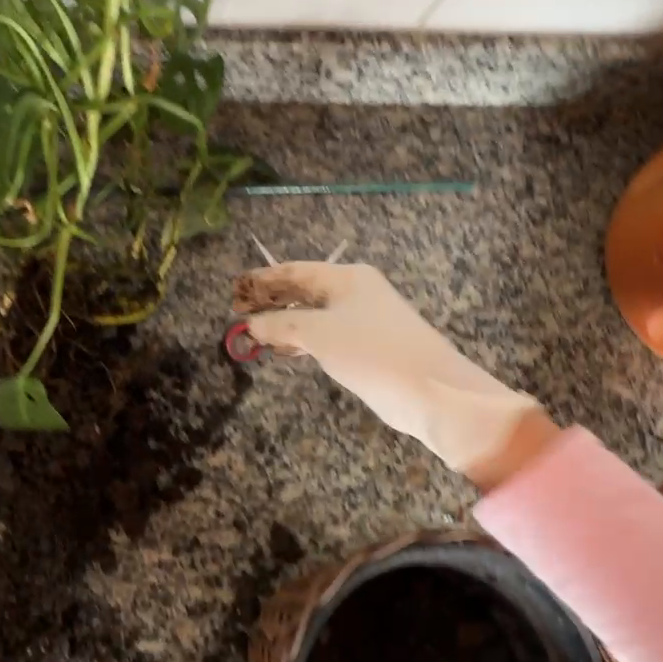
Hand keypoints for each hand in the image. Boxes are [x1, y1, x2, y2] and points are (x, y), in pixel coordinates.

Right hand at [234, 262, 554, 486]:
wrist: (429, 390)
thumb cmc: (371, 352)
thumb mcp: (317, 334)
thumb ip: (280, 325)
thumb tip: (251, 323)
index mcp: (347, 278)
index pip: (294, 271)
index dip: (261, 281)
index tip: (233, 292)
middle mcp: (355, 292)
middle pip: (304, 291)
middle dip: (271, 302)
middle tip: (238, 315)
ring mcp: (363, 319)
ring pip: (313, 314)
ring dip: (284, 323)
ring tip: (255, 335)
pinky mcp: (367, 346)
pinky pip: (325, 334)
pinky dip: (302, 339)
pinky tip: (286, 351)